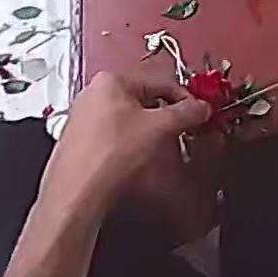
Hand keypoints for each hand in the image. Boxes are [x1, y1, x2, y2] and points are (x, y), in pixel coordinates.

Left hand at [42, 71, 209, 215]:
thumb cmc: (108, 155)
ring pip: (130, 116)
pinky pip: (115, 131)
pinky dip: (131, 139)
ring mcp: (83, 117)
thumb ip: (187, 112)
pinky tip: (137, 155)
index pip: (161, 83)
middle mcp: (93, 94)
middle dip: (166, 114)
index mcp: (110, 81)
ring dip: (150, 128)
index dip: (185, 98)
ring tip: (161, 144)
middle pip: (145, 98)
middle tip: (181, 127)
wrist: (77, 194)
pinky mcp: (80, 139)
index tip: (197, 111)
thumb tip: (200, 107)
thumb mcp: (160, 127)